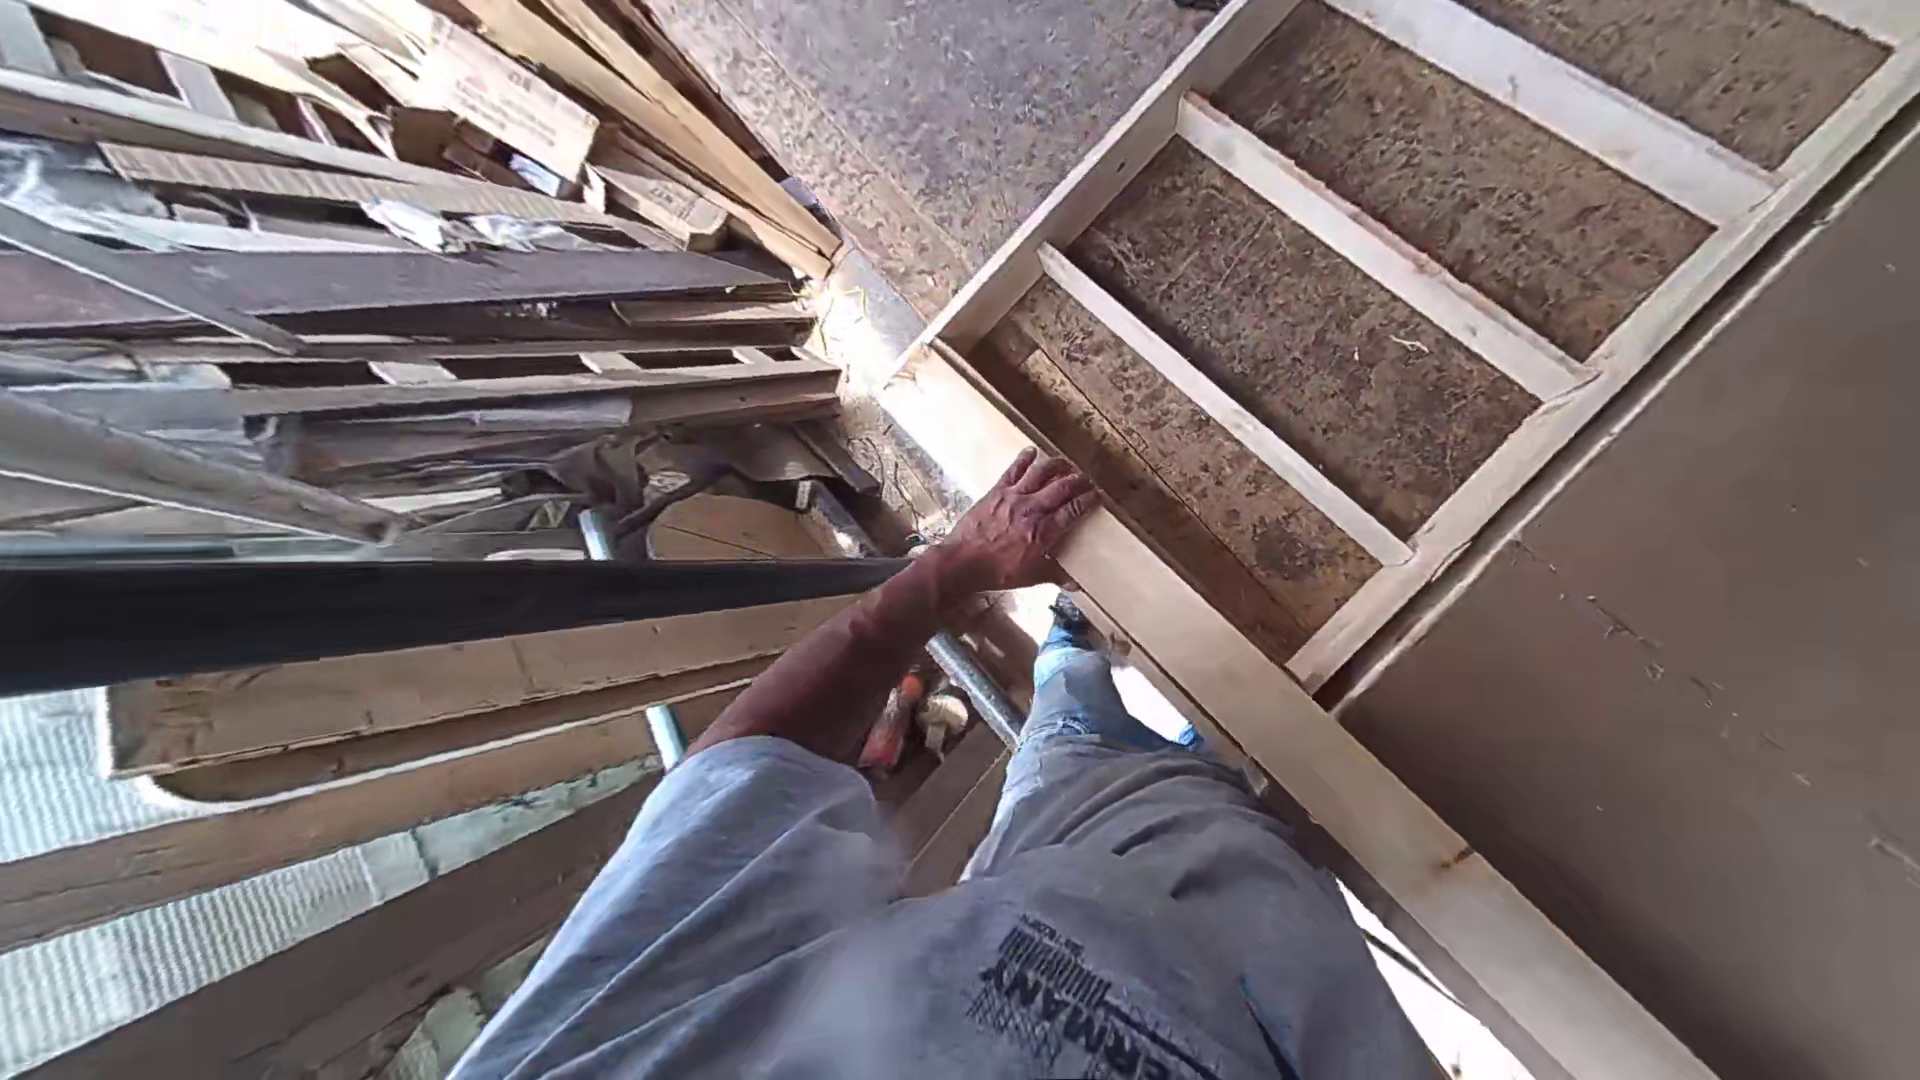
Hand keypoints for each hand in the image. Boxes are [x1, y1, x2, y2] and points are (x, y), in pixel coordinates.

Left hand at [936, 447, 1098, 593]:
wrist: (962, 561)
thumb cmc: (996, 572)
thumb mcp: (1030, 577)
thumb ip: (1054, 575)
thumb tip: (1075, 584)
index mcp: (1044, 532)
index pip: (1074, 510)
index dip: (1089, 500)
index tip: (1097, 496)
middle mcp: (1032, 509)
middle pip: (1063, 487)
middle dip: (1079, 481)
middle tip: (1086, 480)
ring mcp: (1014, 497)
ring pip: (1041, 472)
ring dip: (1057, 465)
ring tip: (1066, 464)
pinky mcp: (997, 491)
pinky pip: (1014, 469)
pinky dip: (1024, 458)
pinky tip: (1032, 451)